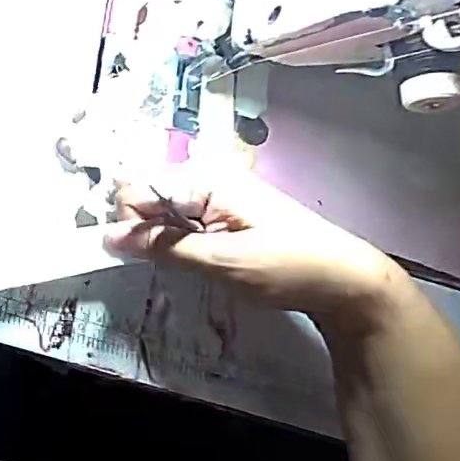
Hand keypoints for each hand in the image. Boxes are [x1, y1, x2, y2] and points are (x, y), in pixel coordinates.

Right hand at [104, 168, 411, 320]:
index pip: (136, 190)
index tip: (140, 254)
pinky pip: (174, 214)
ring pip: (155, 206)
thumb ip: (162, 246)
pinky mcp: (218, 208)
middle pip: (142, 193)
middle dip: (139, 226)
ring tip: (180, 258)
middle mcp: (205, 176)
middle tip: (163, 258)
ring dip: (155, 233)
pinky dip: (170, 236)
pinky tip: (189, 253)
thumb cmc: (289, 268)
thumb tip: (109, 238)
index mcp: (206, 179)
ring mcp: (212, 191)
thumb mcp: (221, 261)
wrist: (350, 283)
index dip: (129, 222)